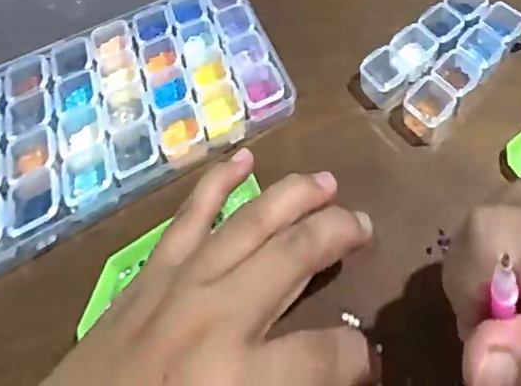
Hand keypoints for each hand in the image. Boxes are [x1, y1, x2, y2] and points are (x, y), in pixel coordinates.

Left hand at [43, 148, 375, 385]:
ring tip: (327, 181)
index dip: (358, 352)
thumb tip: (322, 370)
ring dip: (293, 195)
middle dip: (337, 234)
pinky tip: (243, 157)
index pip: (325, 355)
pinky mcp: (151, 269)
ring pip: (252, 220)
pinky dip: (218, 181)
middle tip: (365, 223)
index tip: (369, 353)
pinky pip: (192, 213)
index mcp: (239, 377)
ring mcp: (182, 280)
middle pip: (295, 255)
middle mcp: (219, 315)